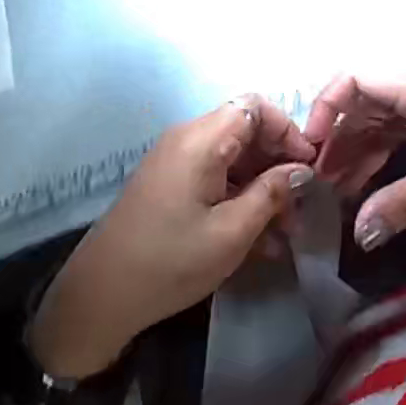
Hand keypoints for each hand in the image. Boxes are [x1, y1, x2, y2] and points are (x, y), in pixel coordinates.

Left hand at [28, 95, 315, 376]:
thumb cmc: (171, 261)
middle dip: (278, 162)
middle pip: (246, 129)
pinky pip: (216, 175)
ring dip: (262, 184)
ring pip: (234, 155)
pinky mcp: (171, 183)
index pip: (255, 106)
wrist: (99, 298)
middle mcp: (187, 139)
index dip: (287, 130)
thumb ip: (271, 193)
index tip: (307, 167)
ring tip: (283, 229)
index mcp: (201, 140)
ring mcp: (177, 161)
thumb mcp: (232, 232)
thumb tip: (302, 170)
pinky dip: (240, 195)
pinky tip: (259, 237)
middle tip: (298, 204)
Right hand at [304, 70, 405, 250]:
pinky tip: (383, 181)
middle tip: (323, 184)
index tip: (310, 152)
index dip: (325, 109)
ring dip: (365, 146)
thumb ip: (404, 204)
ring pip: (391, 113)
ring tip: (346, 190)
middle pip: (369, 97)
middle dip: (341, 137)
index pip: (355, 77)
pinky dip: (392, 148)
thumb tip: (359, 231)